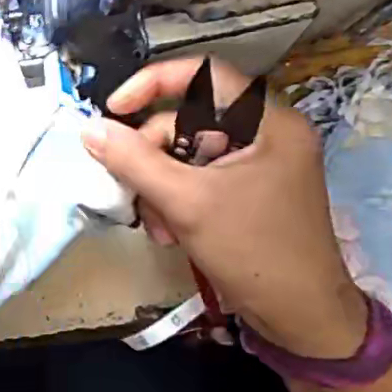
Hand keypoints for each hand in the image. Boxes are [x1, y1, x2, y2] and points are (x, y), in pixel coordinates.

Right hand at [80, 56, 368, 359]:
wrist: (300, 317)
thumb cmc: (253, 250)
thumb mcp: (185, 202)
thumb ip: (133, 161)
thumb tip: (90, 130)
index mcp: (267, 122)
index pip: (204, 75)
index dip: (153, 83)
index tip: (114, 108)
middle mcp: (265, 134)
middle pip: (187, 120)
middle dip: (152, 157)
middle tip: (133, 190)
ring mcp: (256, 164)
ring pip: (186, 153)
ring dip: (159, 186)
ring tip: (159, 224)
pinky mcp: (246, 191)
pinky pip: (197, 178)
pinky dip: (175, 200)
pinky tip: (171, 231)